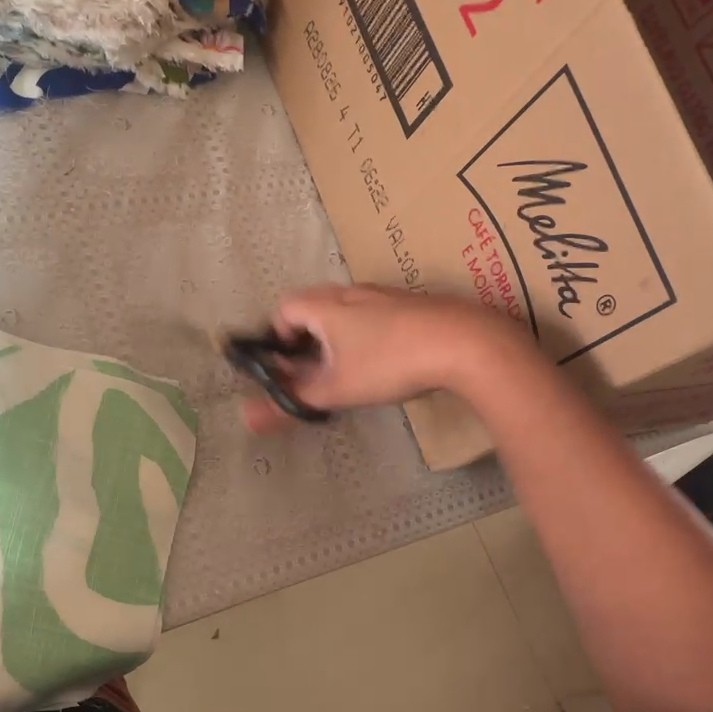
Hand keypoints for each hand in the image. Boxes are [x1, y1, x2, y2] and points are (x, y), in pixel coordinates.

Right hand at [241, 285, 538, 432]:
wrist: (466, 344)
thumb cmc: (390, 364)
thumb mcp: (334, 390)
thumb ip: (289, 402)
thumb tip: (246, 418)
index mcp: (326, 305)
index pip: (284, 308)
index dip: (278, 337)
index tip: (289, 367)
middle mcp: (351, 292)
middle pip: (313, 306)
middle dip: (305, 339)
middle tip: (314, 371)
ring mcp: (384, 295)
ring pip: (344, 310)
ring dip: (335, 337)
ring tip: (347, 369)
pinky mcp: (411, 304)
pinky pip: (372, 314)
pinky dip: (364, 334)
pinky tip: (383, 362)